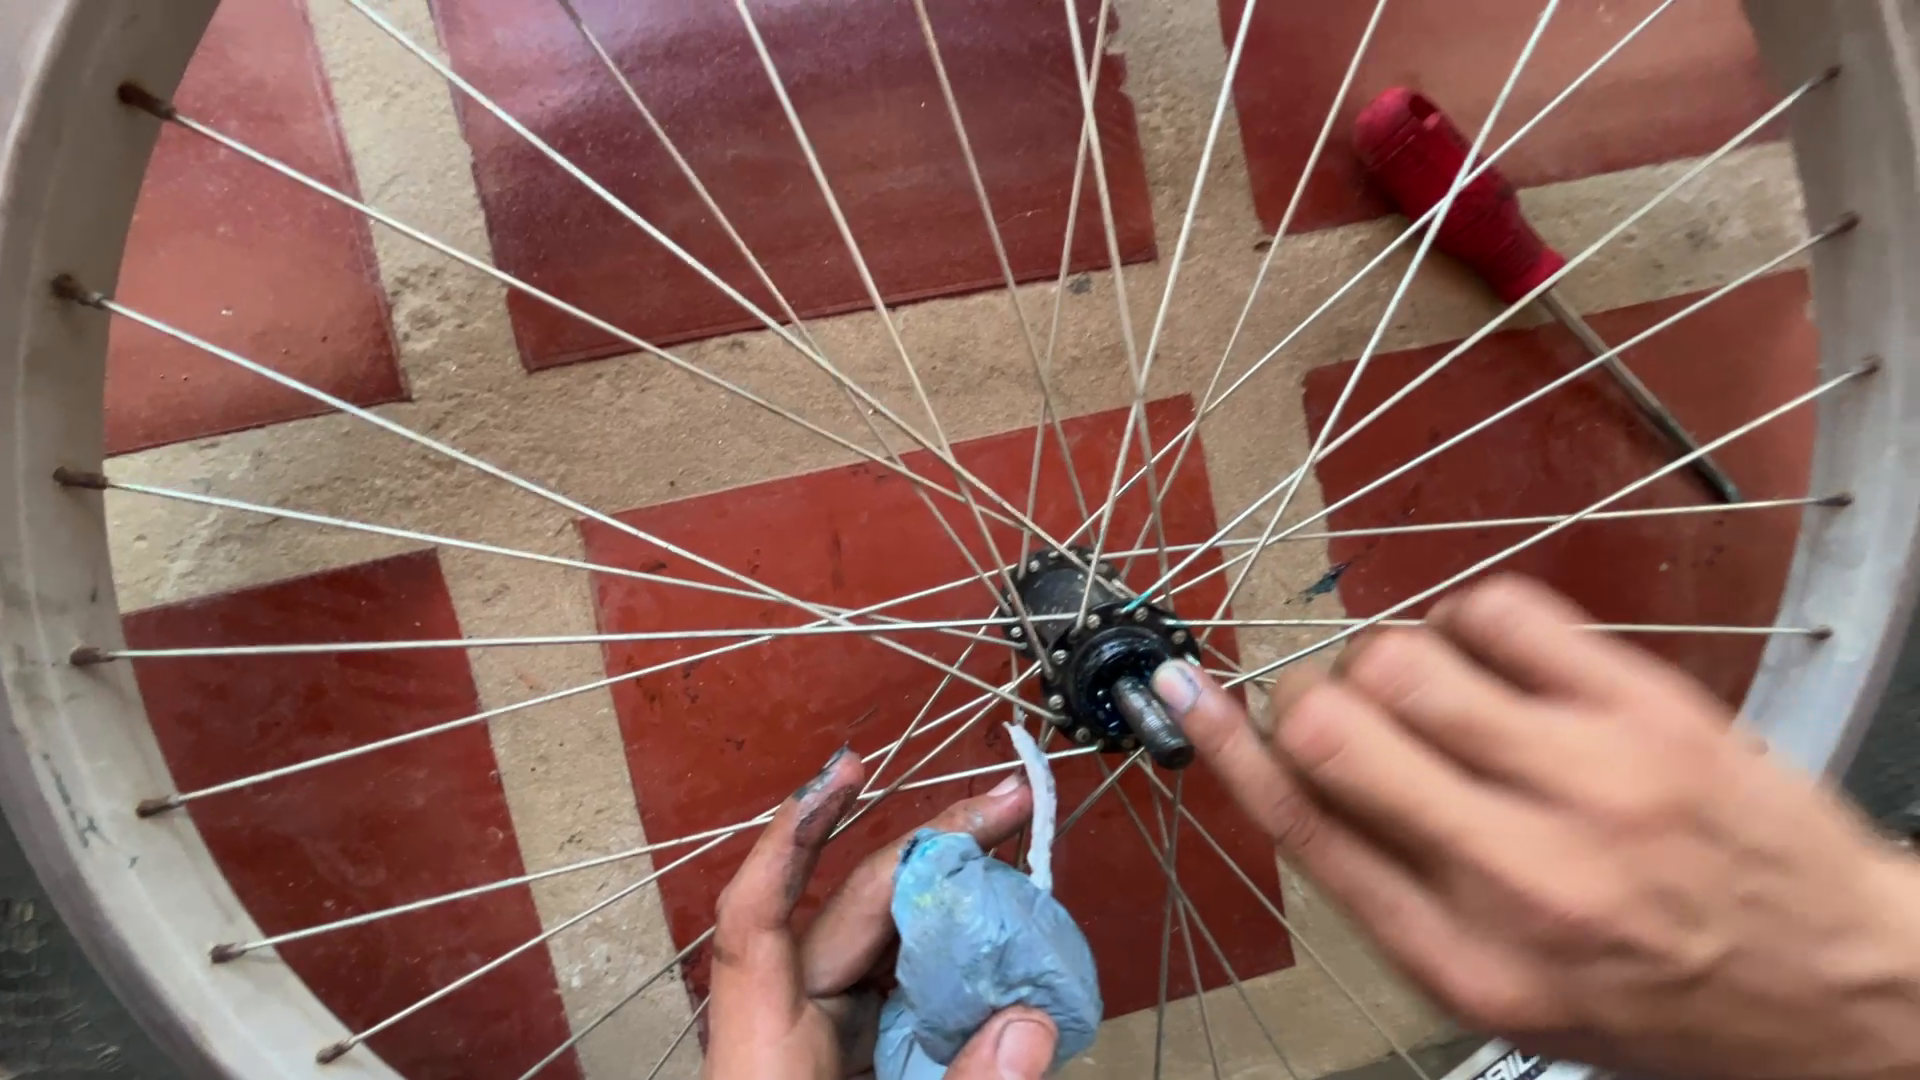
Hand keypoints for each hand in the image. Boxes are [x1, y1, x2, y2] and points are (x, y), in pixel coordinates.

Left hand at [705, 747, 1060, 1078]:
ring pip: (889, 937)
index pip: (755, 918)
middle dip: (932, 846)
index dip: (793, 836)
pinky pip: (910, 980)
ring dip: (951, 890)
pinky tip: (1002, 925)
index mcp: (767, 1051)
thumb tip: (1034, 1023)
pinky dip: (956, 949)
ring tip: (1015, 845)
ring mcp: (831, 1034)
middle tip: (1008, 803)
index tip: (847, 771)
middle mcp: (794, 1022)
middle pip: (855, 908)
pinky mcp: (864, 1049)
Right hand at [1156, 575, 1919, 1079]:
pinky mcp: (1651, 708)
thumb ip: (1372, 874)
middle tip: (1339, 713)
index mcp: (1462, 956)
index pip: (1301, 825)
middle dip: (1308, 702)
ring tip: (1433, 698)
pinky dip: (1463, 620)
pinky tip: (1493, 663)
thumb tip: (1277, 757)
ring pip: (1401, 658)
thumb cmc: (1648, 995)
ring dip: (1385, 665)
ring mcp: (1595, 780)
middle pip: (1333, 726)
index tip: (1185, 689)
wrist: (1860, 1003)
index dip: (1224, 744)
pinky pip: (1495, 609)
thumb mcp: (1485, 981)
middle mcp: (1521, 872)